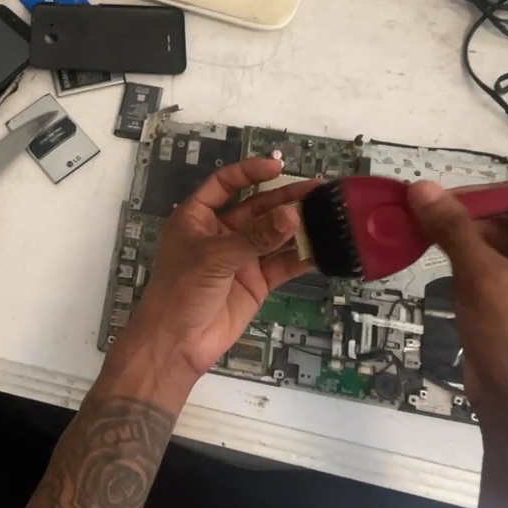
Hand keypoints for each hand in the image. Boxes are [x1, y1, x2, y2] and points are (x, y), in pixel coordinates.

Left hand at [119, 158, 319, 376]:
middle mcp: (220, 233)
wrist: (176, 342)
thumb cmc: (180, 291)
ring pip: (274, 235)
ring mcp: (240, 257)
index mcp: (197, 218)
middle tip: (320, 190)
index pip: (224, 184)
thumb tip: (291, 216)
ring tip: (331, 214)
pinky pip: (283, 263)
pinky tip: (325, 247)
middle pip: (257, 208)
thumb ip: (254, 238)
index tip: (278, 165)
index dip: (249, 172)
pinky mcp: (256, 282)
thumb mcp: (213, 257)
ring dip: (299, 225)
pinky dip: (303, 256)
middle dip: (286, 199)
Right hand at [407, 182, 507, 445]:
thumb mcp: (480, 276)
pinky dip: (471, 269)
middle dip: (468, 224)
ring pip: (502, 248)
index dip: (481, 197)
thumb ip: (453, 227)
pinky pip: (499, 273)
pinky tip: (445, 275)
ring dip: (464, 247)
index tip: (434, 201)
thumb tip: (422, 186)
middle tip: (423, 227)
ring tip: (427, 249)